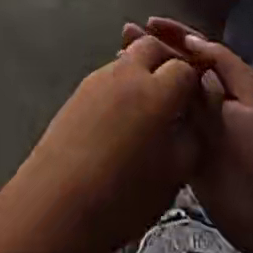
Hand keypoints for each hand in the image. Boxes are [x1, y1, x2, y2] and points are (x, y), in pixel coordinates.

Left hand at [0, 35, 198, 252]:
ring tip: (146, 103)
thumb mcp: (173, 176)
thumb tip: (193, 120)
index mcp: (157, 91)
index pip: (185, 67)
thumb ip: (192, 138)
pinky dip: (120, 85)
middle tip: (174, 87)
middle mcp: (127, 74)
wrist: (55, 205)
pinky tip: (120, 115)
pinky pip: (108, 76)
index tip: (196, 98)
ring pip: (128, 58)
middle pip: (154, 46)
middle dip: (168, 60)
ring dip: (142, 70)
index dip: (194, 80)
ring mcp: (98, 79)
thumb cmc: (121, 197)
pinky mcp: (77, 91)